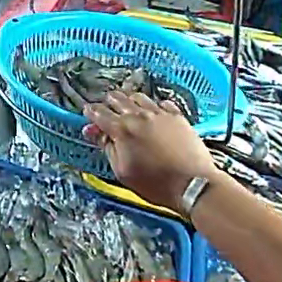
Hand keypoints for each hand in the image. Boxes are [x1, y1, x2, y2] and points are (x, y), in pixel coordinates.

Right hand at [83, 91, 217, 210]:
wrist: (194, 185)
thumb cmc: (156, 183)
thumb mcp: (122, 171)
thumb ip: (107, 148)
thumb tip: (94, 132)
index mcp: (121, 129)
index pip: (99, 113)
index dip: (91, 112)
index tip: (88, 112)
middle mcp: (138, 116)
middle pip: (117, 99)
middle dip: (108, 102)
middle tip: (106, 107)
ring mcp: (159, 114)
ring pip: (138, 97)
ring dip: (129, 100)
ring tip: (128, 106)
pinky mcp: (177, 117)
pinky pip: (161, 103)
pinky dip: (154, 105)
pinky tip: (154, 112)